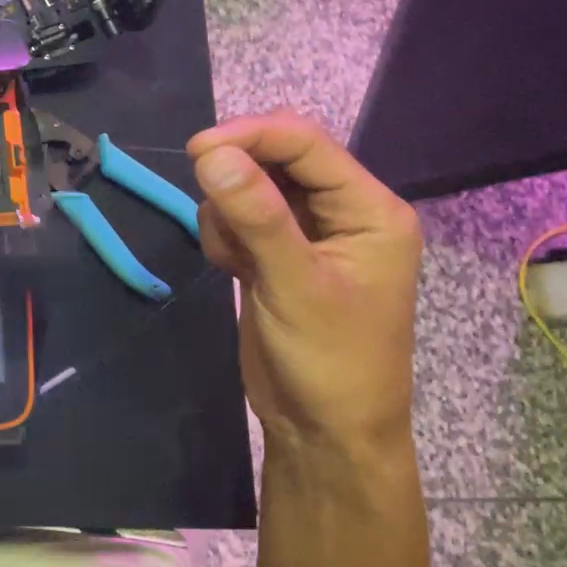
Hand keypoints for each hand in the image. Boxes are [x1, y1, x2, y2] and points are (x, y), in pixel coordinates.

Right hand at [186, 113, 421, 455]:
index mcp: (369, 211)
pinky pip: (237, 219)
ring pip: (248, 187)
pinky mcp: (274, 256)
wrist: (322, 430)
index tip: (196, 150)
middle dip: (237, 174)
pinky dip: (222, 234)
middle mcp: (341, 214)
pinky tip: (231, 270)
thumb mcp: (294, 286)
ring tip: (234, 259)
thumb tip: (211, 154)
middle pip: (277, 158)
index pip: (308, 144)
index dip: (252, 136)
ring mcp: (306, 236)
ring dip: (227, 211)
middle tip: (209, 203)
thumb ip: (256, 217)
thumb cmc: (329, 361)